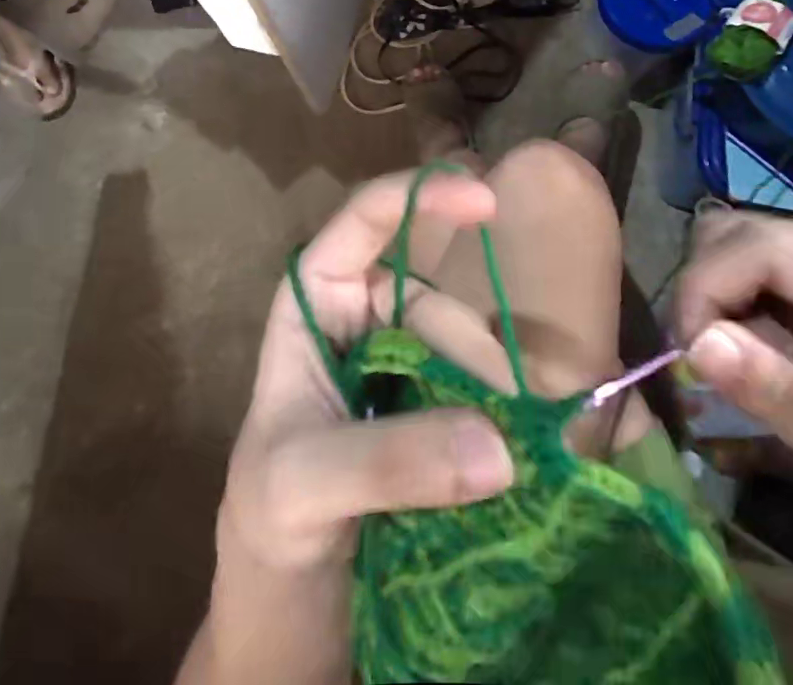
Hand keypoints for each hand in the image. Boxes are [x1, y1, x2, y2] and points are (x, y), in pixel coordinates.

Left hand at [217, 168, 514, 575]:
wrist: (298, 597)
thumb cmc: (271, 524)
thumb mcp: (303, 488)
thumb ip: (388, 461)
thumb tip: (500, 447)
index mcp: (316, 306)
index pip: (363, 225)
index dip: (420, 195)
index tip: (486, 199)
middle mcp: (370, 319)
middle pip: (439, 303)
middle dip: (474, 353)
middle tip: (507, 418)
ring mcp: (413, 358)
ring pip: (473, 346)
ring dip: (497, 392)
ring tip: (513, 448)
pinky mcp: (445, 399)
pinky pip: (489, 384)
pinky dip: (510, 408)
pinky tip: (522, 439)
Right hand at [675, 213, 792, 610]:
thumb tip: (698, 345)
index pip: (773, 249)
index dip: (709, 287)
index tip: (686, 357)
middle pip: (756, 233)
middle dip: (708, 290)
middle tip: (701, 367)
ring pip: (755, 241)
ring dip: (720, 295)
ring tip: (728, 365)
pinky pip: (771, 268)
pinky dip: (740, 303)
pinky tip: (754, 355)